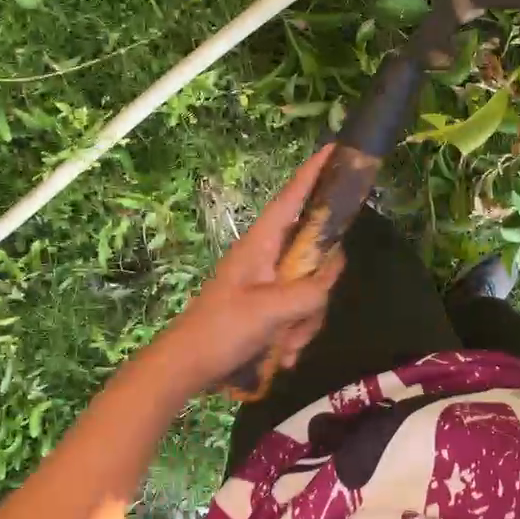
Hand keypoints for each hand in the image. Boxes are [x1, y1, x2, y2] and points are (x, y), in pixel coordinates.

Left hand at [163, 146, 345, 390]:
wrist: (184, 368)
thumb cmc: (221, 329)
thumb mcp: (270, 310)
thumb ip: (310, 291)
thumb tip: (331, 276)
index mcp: (261, 243)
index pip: (292, 197)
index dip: (313, 173)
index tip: (335, 149)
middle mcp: (268, 256)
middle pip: (315, 253)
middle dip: (318, 290)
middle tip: (304, 313)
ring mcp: (269, 282)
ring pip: (312, 288)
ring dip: (305, 320)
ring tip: (284, 346)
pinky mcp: (269, 306)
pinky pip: (301, 310)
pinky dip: (296, 333)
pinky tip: (281, 355)